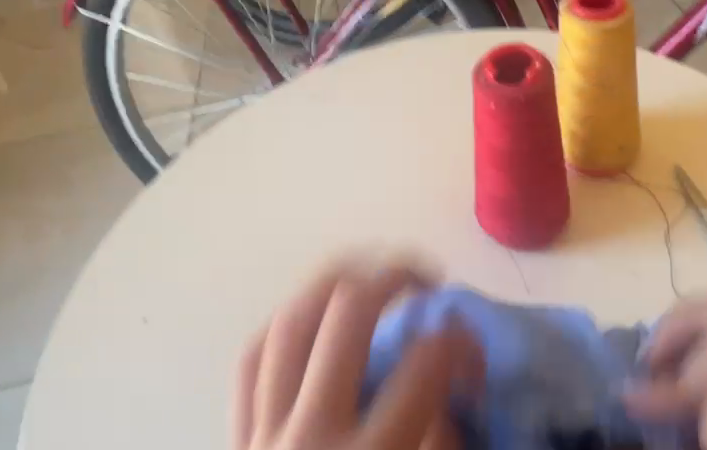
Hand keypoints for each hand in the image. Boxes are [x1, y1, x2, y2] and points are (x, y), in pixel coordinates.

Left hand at [233, 259, 478, 449]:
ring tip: (370, 274)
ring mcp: (265, 436)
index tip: (471, 345)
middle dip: (393, 276)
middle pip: (347, 316)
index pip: (425, 368)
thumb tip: (445, 395)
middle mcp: (312, 438)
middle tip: (425, 277)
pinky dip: (282, 327)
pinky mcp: (235, 441)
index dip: (460, 341)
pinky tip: (311, 318)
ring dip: (334, 283)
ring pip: (292, 322)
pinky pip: (251, 361)